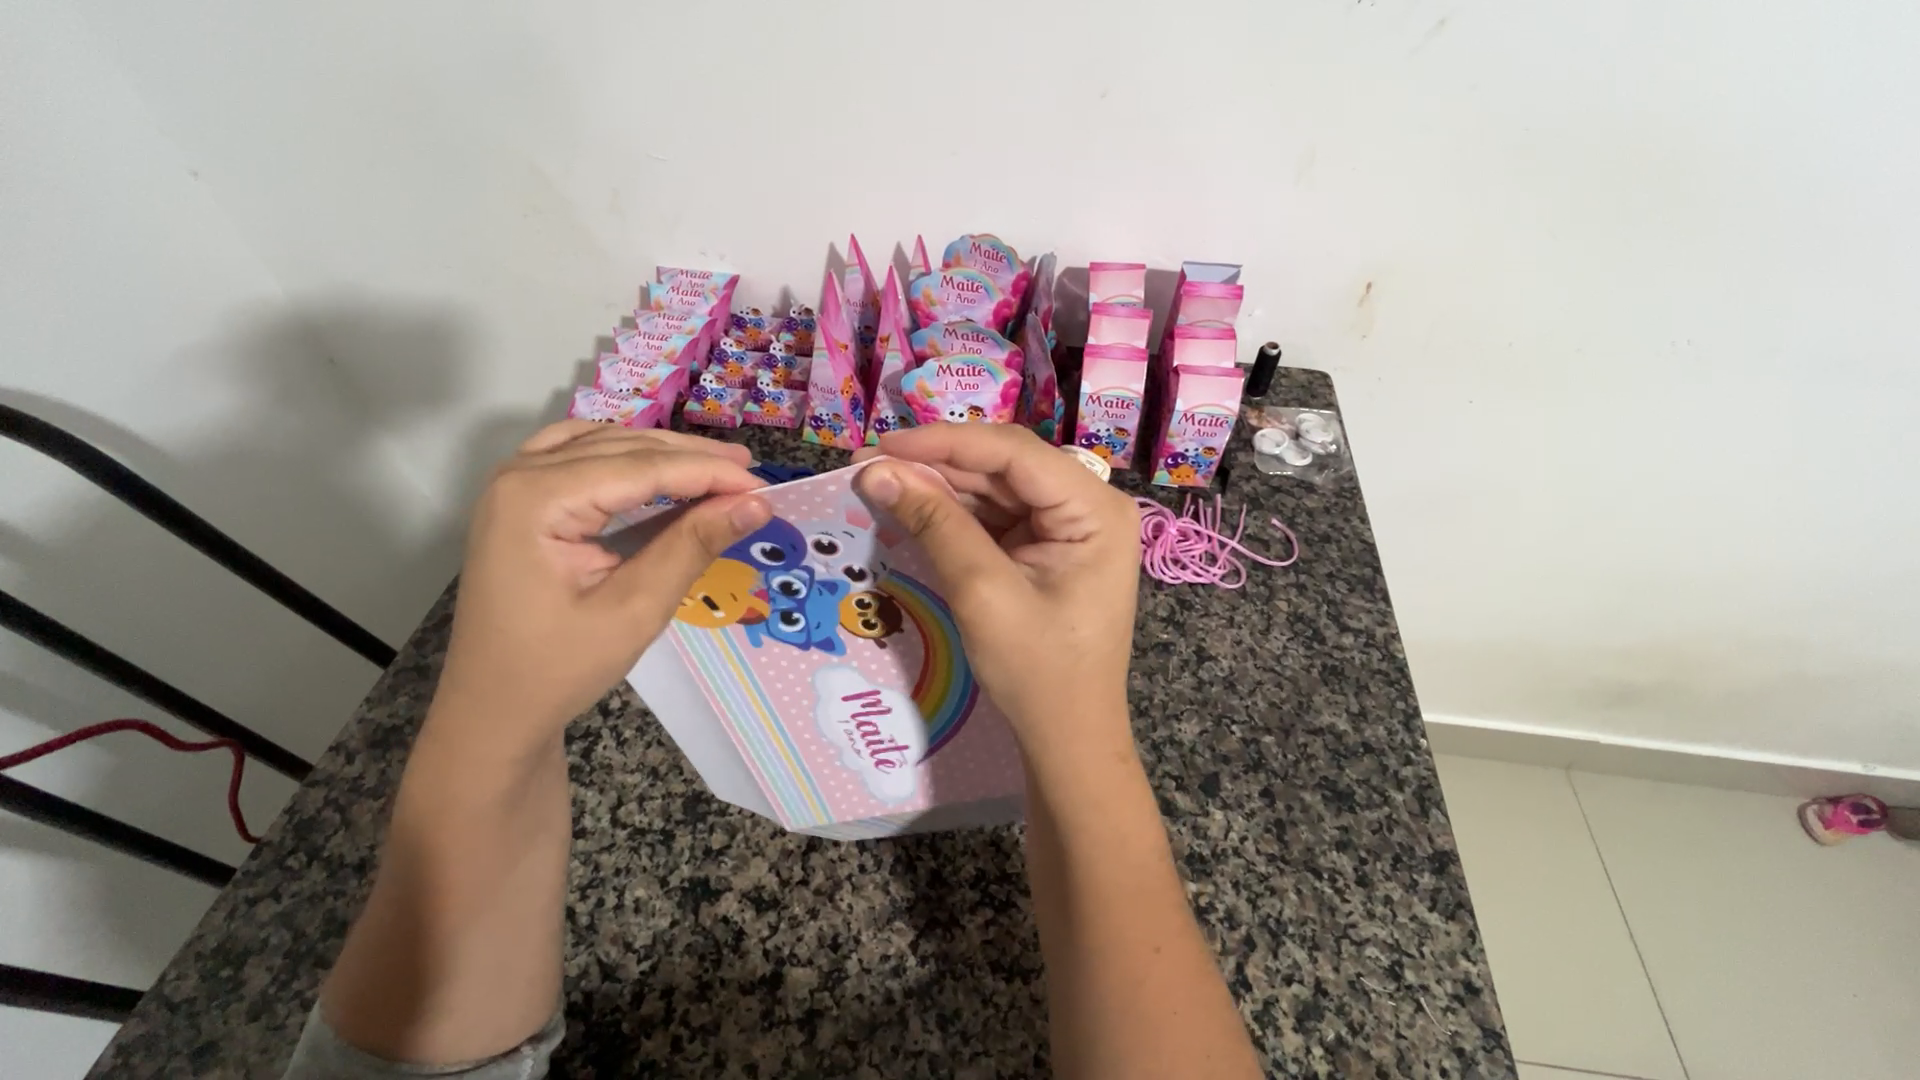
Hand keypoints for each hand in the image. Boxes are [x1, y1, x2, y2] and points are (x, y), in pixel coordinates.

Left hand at [432, 421, 769, 754]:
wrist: (494, 708)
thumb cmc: (559, 667)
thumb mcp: (635, 609)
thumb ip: (692, 547)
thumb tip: (755, 505)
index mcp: (537, 499)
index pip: (642, 468)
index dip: (708, 472)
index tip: (763, 486)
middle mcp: (520, 475)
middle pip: (623, 448)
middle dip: (690, 459)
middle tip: (752, 476)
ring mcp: (514, 484)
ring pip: (603, 444)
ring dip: (662, 453)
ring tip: (719, 468)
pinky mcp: (521, 501)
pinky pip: (579, 455)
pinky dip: (626, 456)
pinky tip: (658, 468)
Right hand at [854, 424, 1141, 766]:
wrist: (1068, 735)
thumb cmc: (1037, 671)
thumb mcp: (982, 591)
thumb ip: (934, 523)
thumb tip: (875, 471)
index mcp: (1094, 510)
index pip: (1014, 452)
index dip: (944, 442)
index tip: (882, 444)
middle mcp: (1089, 506)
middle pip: (1005, 466)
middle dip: (937, 465)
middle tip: (870, 466)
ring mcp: (1070, 527)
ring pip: (997, 489)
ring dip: (941, 488)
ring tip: (880, 484)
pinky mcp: (1049, 548)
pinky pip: (998, 517)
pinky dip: (956, 515)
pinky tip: (914, 508)